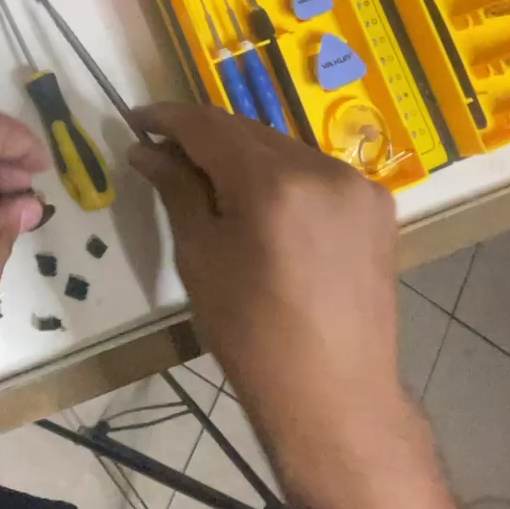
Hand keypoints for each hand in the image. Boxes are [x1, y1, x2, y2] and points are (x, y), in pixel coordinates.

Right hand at [124, 103, 402, 429]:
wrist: (330, 390)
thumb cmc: (247, 328)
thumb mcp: (198, 253)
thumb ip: (176, 188)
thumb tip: (144, 150)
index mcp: (273, 183)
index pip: (208, 126)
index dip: (166, 118)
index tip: (134, 120)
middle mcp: (322, 169)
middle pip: (245, 130)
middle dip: (200, 136)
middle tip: (160, 153)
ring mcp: (356, 186)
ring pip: (280, 147)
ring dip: (238, 153)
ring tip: (205, 179)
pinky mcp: (375, 206)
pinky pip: (312, 171)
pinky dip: (276, 173)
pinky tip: (255, 201)